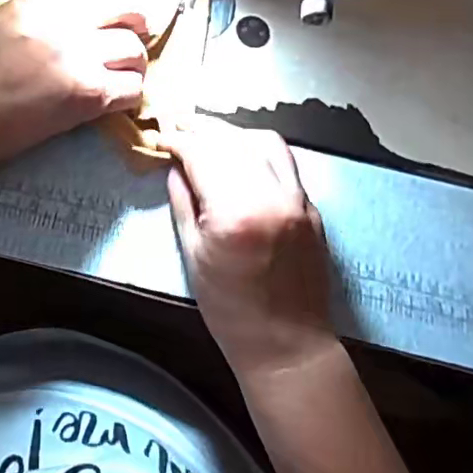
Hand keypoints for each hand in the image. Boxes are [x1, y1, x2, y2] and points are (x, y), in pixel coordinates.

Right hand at [0, 0, 157, 177]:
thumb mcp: (0, 24)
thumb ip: (40, 17)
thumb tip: (72, 28)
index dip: (114, 9)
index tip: (112, 23)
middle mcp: (66, 14)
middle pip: (132, 10)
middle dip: (133, 31)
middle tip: (119, 51)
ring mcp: (78, 52)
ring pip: (137, 53)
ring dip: (129, 69)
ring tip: (109, 83)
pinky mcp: (84, 92)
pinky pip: (131, 91)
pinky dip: (124, 99)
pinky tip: (103, 107)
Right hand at [162, 120, 337, 372]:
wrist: (287, 343)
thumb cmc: (229, 308)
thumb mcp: (192, 254)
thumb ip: (183, 203)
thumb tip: (176, 168)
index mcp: (236, 212)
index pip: (203, 154)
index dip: (178, 141)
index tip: (160, 137)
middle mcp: (272, 197)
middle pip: (232, 141)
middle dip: (201, 130)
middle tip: (177, 129)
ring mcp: (298, 200)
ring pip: (265, 142)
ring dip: (232, 134)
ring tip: (208, 138)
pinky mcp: (311, 207)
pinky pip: (285, 162)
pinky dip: (257, 151)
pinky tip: (240, 158)